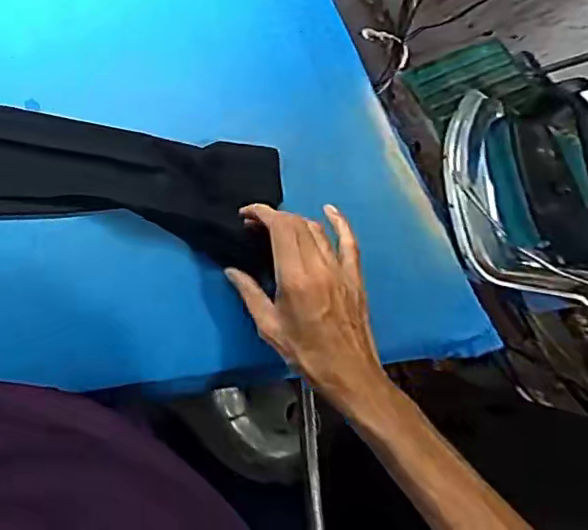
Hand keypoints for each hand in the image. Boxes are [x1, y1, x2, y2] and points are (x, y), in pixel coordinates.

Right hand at [225, 204, 394, 417]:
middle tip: (255, 224)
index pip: (281, 228)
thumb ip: (249, 293)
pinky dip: (340, 222)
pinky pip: (349, 242)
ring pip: (316, 229)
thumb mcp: (268, 326)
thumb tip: (231, 270)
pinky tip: (329, 210)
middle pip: (297, 224)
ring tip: (278, 227)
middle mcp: (319, 268)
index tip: (246, 215)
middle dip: (273, 216)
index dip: (262, 213)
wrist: (352, 377)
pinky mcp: (355, 278)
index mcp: (295, 278)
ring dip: (294, 221)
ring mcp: (341, 271)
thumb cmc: (307, 354)